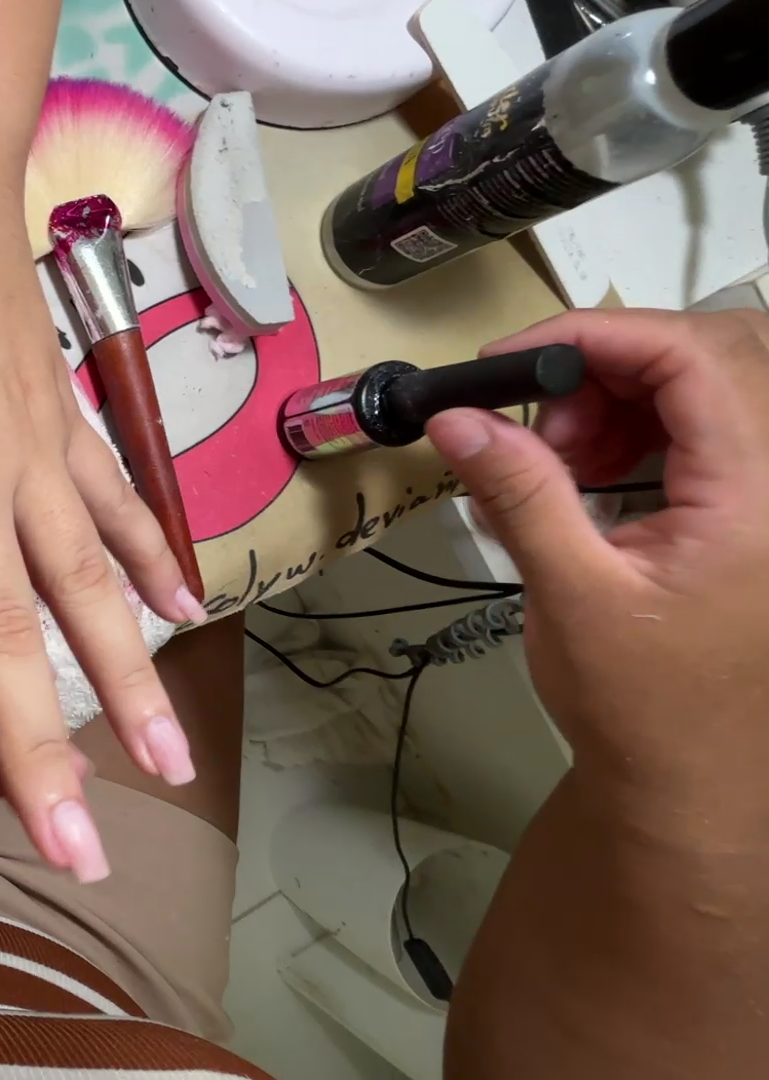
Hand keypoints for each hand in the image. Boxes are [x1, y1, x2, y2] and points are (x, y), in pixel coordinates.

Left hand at [0, 191, 200, 881]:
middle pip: (3, 630)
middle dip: (37, 745)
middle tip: (78, 844)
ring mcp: (29, 454)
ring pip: (83, 581)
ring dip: (126, 675)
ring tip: (165, 763)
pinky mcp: (68, 426)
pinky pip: (116, 501)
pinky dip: (154, 557)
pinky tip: (186, 616)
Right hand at [427, 309, 768, 833]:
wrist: (698, 771)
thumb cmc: (639, 693)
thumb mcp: (569, 589)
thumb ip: (519, 492)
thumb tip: (455, 420)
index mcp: (766, 495)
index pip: (702, 357)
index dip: (596, 336)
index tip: (503, 362)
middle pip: (721, 356)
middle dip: (608, 369)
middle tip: (534, 425)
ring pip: (718, 386)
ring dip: (620, 402)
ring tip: (555, 459)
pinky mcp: (765, 508)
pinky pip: (714, 429)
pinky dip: (639, 432)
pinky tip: (591, 475)